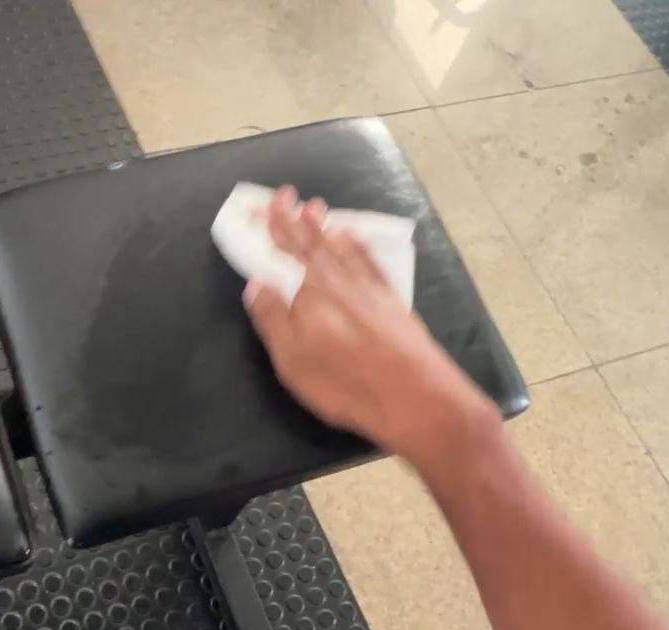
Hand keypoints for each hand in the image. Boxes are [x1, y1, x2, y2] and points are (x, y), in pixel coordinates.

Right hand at [245, 186, 499, 461]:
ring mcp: (369, 290)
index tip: (265, 205)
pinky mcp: (392, 303)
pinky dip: (358, 246)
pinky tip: (353, 238)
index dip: (274, 228)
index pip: (286, 253)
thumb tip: (256, 283)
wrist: (412, 394)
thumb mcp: (293, 359)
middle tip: (285, 196)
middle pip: (314, 246)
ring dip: (325, 229)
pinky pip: (370, 263)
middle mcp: (340, 282)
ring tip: (315, 209)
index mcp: (310, 294)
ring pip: (342, 249)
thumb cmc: (344, 382)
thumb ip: (273, 318)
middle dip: (296, 221)